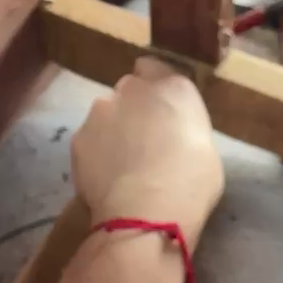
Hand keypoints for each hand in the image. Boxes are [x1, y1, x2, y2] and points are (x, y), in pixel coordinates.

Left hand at [72, 57, 225, 246]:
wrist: (146, 215)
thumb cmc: (191, 184)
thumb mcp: (204, 147)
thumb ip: (183, 126)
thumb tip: (173, 132)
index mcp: (173, 87)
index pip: (155, 68)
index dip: (156, 87)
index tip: (160, 108)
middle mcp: (134, 88)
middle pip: (130, 88)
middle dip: (134, 106)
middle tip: (143, 137)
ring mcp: (102, 110)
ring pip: (106, 112)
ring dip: (113, 128)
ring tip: (121, 161)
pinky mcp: (79, 136)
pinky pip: (89, 138)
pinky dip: (95, 151)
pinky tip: (106, 176)